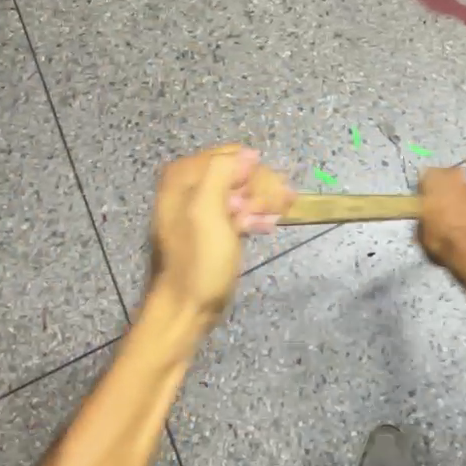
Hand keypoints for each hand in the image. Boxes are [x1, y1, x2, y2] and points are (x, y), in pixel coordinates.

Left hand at [148, 145, 295, 322]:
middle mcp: (187, 187)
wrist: (185, 311)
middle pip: (236, 172)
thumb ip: (223, 173)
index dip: (255, 170)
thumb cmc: (198, 260)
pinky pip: (235, 213)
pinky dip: (252, 216)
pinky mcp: (208, 231)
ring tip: (279, 214)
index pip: (230, 155)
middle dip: (260, 186)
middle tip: (282, 203)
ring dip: (261, 201)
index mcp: (183, 177)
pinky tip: (267, 226)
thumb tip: (249, 155)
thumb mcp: (207, 211)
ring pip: (239, 193)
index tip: (276, 189)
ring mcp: (197, 210)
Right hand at [416, 166, 465, 269]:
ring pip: (460, 188)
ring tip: (454, 215)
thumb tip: (427, 214)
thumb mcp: (421, 228)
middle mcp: (453, 175)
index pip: (424, 177)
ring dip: (457, 197)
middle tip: (439, 206)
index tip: (423, 201)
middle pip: (446, 178)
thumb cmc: (441, 234)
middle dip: (443, 189)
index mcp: (433, 177)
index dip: (424, 190)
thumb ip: (423, 213)